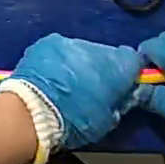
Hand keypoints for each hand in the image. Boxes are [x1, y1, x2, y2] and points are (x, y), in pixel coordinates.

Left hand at [0, 34, 145, 154]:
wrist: (30, 112)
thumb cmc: (73, 122)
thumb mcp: (107, 121)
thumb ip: (122, 101)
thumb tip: (129, 92)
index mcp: (116, 66)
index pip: (133, 59)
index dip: (129, 71)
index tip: (122, 83)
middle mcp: (96, 48)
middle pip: (107, 54)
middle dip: (103, 67)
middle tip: (92, 87)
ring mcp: (71, 41)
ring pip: (84, 50)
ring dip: (81, 63)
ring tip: (69, 82)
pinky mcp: (49, 41)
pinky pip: (62, 49)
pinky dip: (61, 60)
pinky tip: (52, 75)